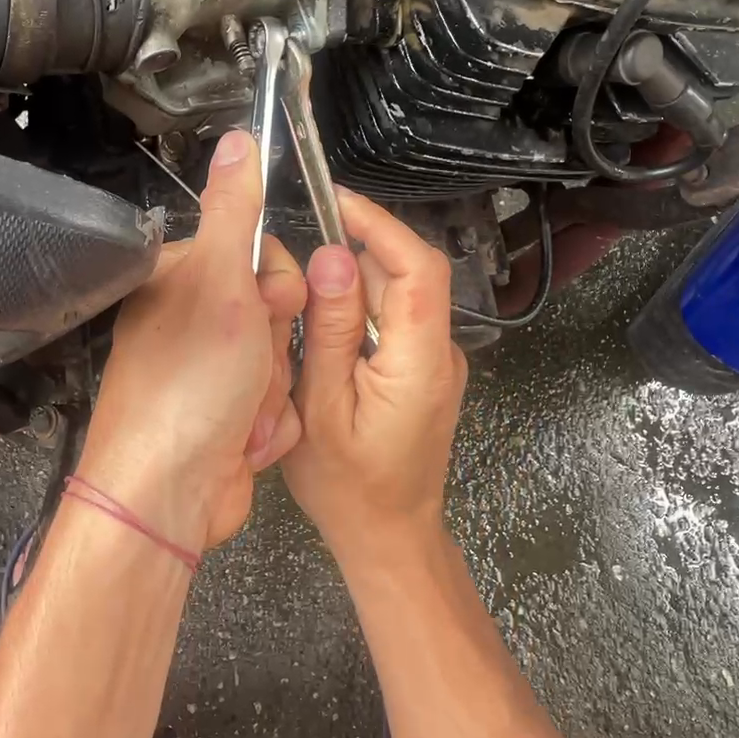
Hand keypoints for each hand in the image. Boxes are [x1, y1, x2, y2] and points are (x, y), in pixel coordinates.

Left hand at [80, 130, 306, 552]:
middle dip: (275, 347)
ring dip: (274, 392)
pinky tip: (244, 442)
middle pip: (276, 312)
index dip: (276, 284)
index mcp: (181, 281)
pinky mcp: (227, 418)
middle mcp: (193, 322)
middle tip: (249, 367)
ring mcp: (209, 374)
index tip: (267, 306)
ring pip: (282, 362)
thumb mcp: (220, 283)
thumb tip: (238, 138)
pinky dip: (270, 427)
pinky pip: (278, 406)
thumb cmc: (188, 385)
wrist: (170, 494)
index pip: (259, 255)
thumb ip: (235, 210)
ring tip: (242, 414)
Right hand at [281, 190, 467, 561]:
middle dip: (355, 252)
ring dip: (352, 282)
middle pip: (407, 275)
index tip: (333, 201)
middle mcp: (441, 351)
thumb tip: (330, 257)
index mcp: (420, 360)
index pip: (418, 268)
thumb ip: (331, 331)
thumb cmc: (347, 485)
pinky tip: (322, 328)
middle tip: (298, 257)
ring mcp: (436, 361)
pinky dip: (359, 309)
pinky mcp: (423, 369)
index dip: (379, 225)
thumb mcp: (321, 408)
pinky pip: (394, 320)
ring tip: (300, 297)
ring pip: (397, 295)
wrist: (387, 536)